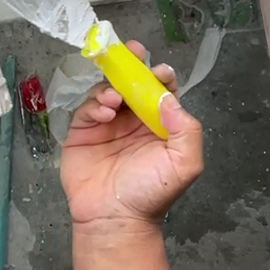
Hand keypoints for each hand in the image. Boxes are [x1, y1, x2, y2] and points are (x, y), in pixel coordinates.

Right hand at [60, 41, 203, 232]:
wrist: (115, 218)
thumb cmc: (151, 193)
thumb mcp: (185, 163)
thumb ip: (186, 129)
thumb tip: (169, 98)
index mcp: (159, 125)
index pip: (160, 92)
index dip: (159, 76)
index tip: (159, 71)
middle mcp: (133, 121)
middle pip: (131, 84)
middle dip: (132, 67)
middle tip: (129, 52)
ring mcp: (106, 125)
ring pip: (107, 92)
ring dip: (111, 88)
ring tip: (114, 100)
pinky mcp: (83, 132)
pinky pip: (87, 108)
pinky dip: (94, 104)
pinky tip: (104, 113)